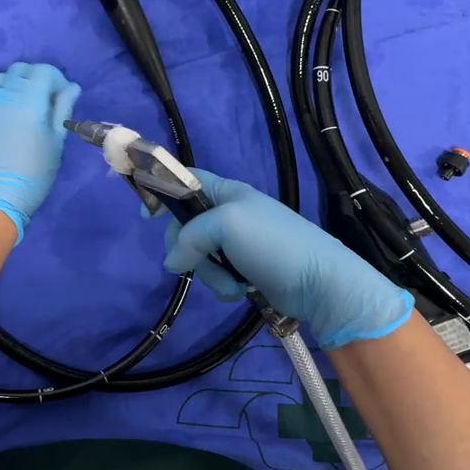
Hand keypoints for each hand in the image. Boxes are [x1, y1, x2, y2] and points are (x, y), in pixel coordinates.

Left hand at [0, 62, 81, 240]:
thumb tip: (71, 87)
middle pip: (21, 69)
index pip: (43, 71)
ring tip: (22, 103)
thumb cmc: (34, 171)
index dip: (56, 79)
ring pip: (0, 76)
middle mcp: (5, 93)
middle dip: (36, 77)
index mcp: (30, 98)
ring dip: (14, 82)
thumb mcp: (56, 140)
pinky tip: (4, 109)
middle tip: (44, 99)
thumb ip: (62, 108)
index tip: (62, 95)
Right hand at [162, 169, 412, 348]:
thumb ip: (189, 237)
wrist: (320, 283)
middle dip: (185, 246)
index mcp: (227, 192)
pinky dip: (223, 284)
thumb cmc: (273, 243)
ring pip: (199, 254)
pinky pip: (216, 274)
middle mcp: (230, 214)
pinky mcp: (245, 269)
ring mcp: (238, 243)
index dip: (163, 191)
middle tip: (189, 260)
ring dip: (208, 271)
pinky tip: (240, 290)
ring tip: (230, 281)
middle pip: (186, 225)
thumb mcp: (225, 224)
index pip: (186, 180)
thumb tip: (172, 263)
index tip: (148, 216)